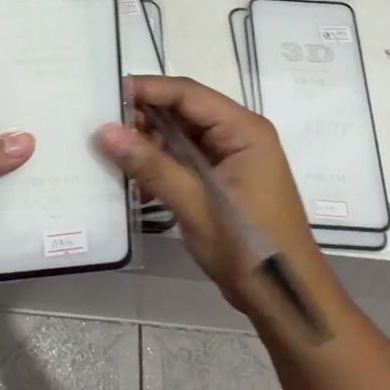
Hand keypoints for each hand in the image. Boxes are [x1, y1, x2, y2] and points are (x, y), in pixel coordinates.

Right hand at [96, 76, 312, 311]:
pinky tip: (137, 185)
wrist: (286, 299)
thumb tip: (104, 132)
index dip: (146, 90)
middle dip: (143, 119)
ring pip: (180, 135)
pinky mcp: (223, 180)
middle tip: (103, 134)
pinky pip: (185, 159)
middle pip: (182, 111)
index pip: (187, 93)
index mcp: (243, 130)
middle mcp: (239, 135)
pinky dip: (161, 166)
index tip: (104, 97)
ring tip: (115, 159)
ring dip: (149, 145)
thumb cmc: (249, 246)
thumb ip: (150, 164)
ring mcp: (231, 158)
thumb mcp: (194, 204)